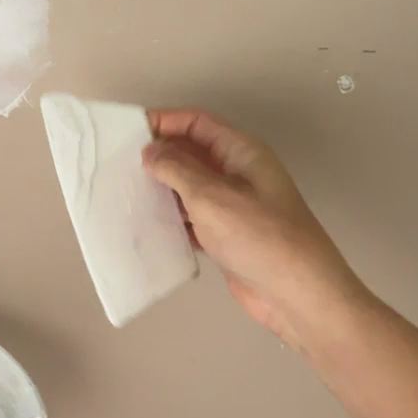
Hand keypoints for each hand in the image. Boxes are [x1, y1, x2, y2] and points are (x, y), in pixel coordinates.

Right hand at [142, 109, 373, 349]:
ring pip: (188, 184)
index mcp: (241, 152)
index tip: (126, 131)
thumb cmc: (259, 237)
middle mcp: (237, 172)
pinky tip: (145, 223)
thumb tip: (150, 151)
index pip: (197, 122)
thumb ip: (176, 168)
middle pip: (191, 151)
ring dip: (160, 187)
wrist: (300, 296)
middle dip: (157, 154)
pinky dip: (170, 217)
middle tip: (117, 163)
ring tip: (123, 191)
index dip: (163, 120)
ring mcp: (233, 204)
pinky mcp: (226, 233)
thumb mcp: (211, 196)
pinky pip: (190, 215)